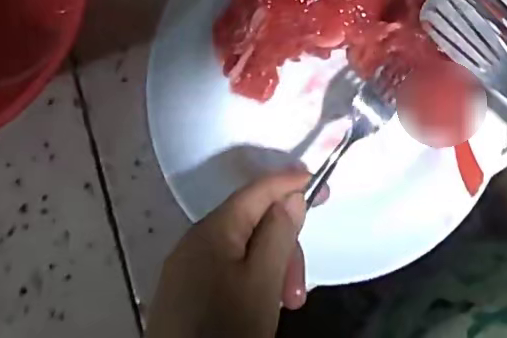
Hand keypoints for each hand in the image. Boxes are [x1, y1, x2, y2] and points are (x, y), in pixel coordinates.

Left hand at [148, 171, 311, 337]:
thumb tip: (291, 197)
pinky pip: (225, 271)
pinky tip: (259, 306)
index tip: (323, 186)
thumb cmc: (226, 332)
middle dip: (283, 243)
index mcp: (211, 229)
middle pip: (251, 221)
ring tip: (285, 304)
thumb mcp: (263, 284)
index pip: (258, 189)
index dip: (293, 183)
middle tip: (299, 284)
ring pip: (241, 249)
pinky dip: (250, 280)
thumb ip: (279, 233)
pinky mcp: (182, 297)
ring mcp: (184, 270)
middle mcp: (193, 241)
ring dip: (270, 267)